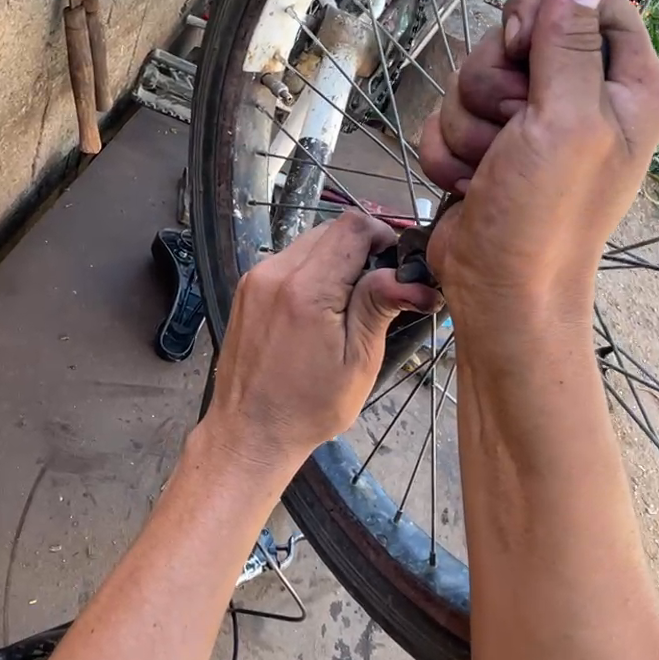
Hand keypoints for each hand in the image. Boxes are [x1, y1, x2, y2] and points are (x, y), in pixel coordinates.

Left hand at [206, 213, 439, 470]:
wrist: (248, 432)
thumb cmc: (306, 409)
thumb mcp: (358, 363)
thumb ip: (379, 307)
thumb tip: (411, 276)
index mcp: (306, 290)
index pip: (353, 227)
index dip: (382, 236)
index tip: (395, 265)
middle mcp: (275, 273)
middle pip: (331, 230)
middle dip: (361, 250)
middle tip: (378, 289)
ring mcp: (256, 278)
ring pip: (310, 242)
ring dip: (336, 261)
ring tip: (348, 304)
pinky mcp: (247, 288)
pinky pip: (289, 260)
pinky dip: (312, 272)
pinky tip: (320, 309)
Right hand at [419, 0, 658, 323]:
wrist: (498, 288)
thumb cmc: (545, 213)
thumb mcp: (567, 119)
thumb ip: (571, 39)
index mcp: (626, 84)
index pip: (591, 1)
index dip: (546, 12)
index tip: (525, 48)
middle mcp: (580, 96)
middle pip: (520, 35)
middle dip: (495, 82)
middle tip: (510, 126)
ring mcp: (528, 124)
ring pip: (474, 76)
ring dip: (467, 125)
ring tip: (489, 167)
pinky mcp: (486, 146)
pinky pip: (448, 117)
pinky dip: (448, 151)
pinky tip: (469, 183)